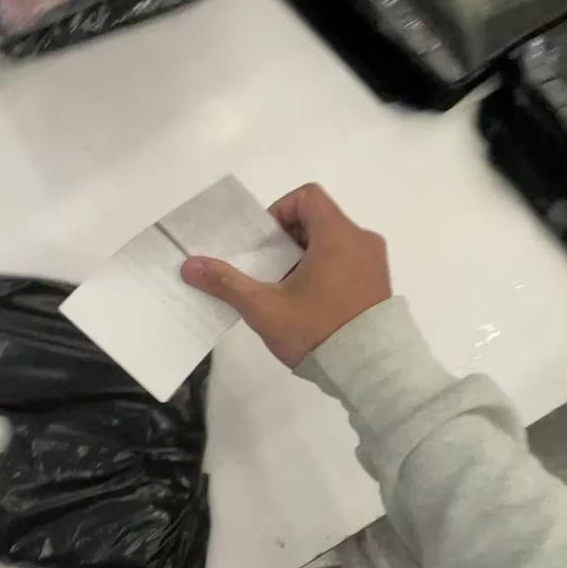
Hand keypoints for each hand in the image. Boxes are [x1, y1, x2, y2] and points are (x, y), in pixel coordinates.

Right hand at [181, 183, 390, 367]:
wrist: (369, 370)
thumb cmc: (316, 330)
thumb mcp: (264, 308)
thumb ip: (226, 282)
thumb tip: (189, 265)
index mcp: (337, 236)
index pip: (306, 197)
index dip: (278, 211)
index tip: (263, 243)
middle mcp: (361, 240)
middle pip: (317, 219)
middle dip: (285, 239)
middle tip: (265, 269)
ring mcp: (373, 262)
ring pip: (331, 242)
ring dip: (302, 256)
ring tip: (283, 289)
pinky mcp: (377, 283)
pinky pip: (345, 261)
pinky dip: (322, 270)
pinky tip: (306, 302)